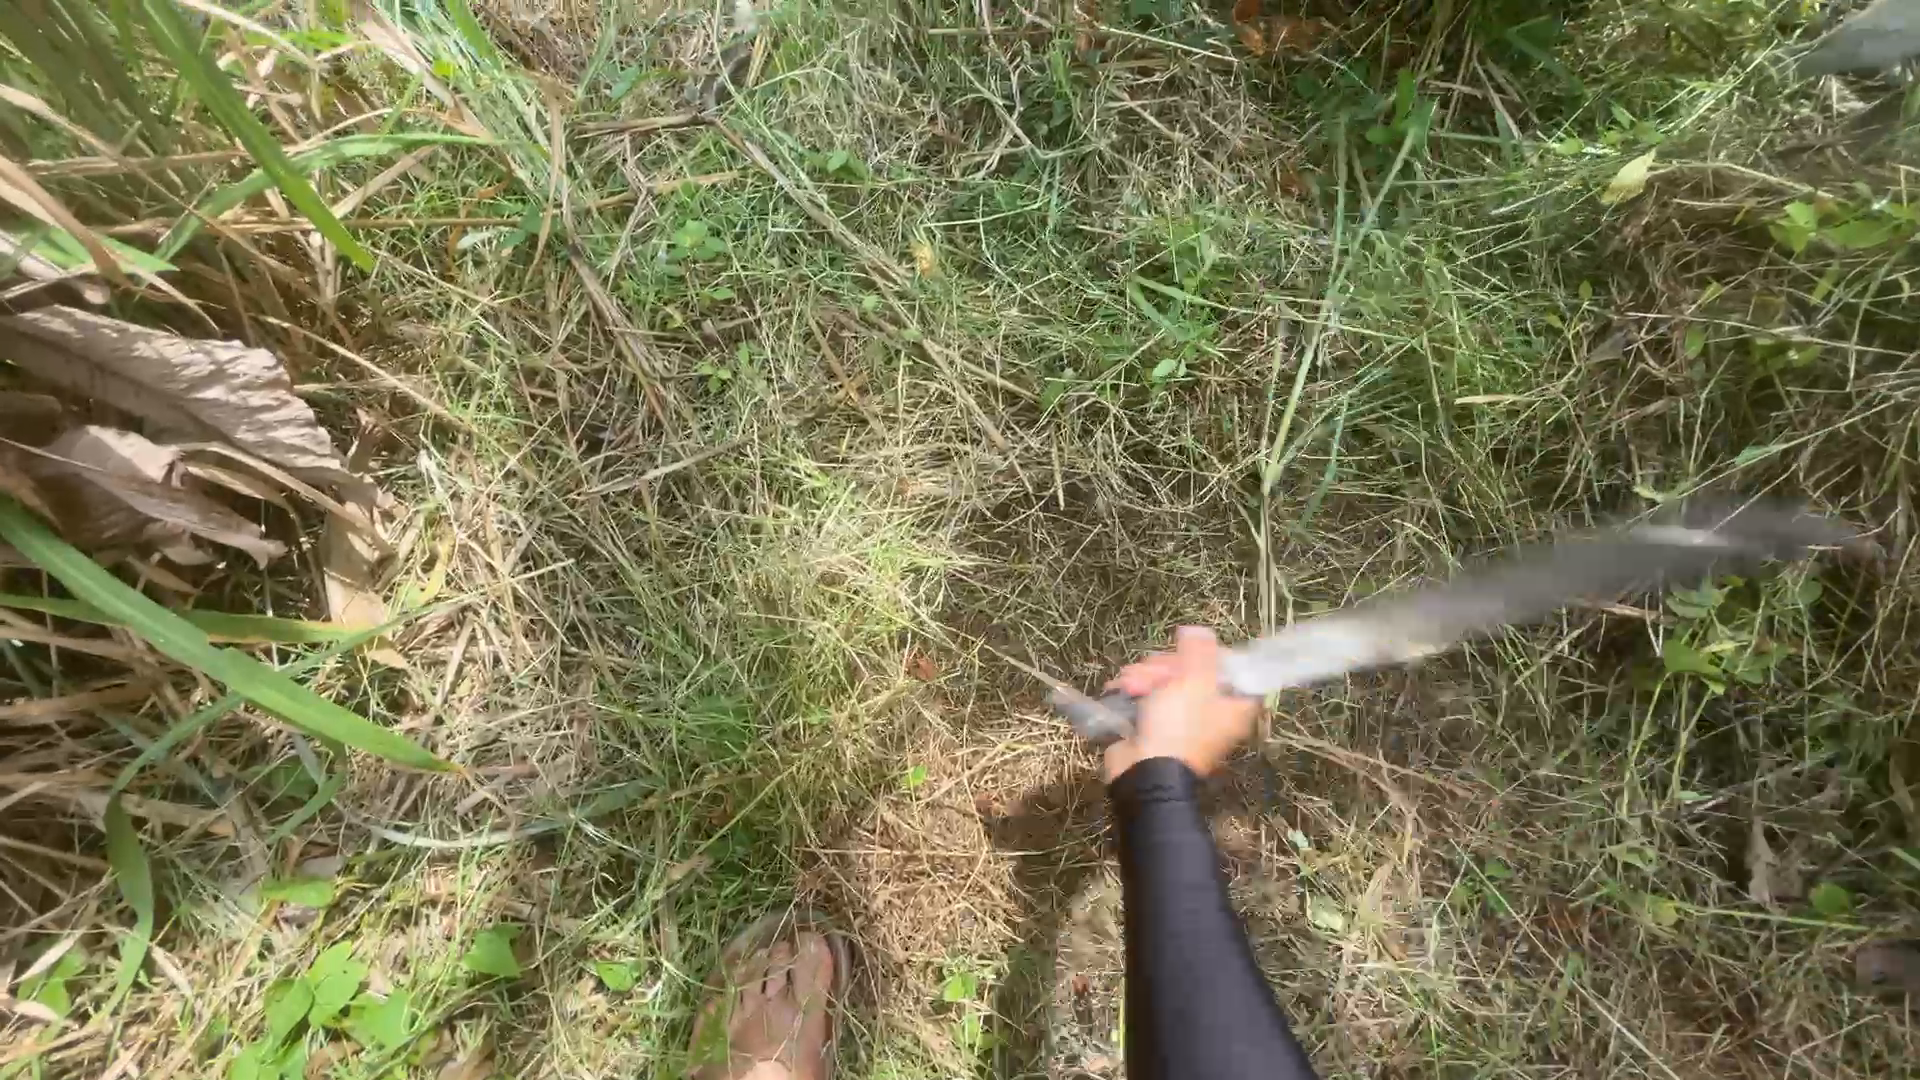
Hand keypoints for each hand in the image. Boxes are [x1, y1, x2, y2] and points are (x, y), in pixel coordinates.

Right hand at [1102, 626, 1261, 781]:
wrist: (1143, 769)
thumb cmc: (1178, 726)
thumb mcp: (1194, 682)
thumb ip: (1200, 651)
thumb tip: (1199, 630)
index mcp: (1233, 705)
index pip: (1232, 670)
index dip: (1212, 655)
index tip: (1191, 650)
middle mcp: (1211, 710)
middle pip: (1193, 670)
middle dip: (1166, 665)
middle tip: (1152, 671)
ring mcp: (1182, 717)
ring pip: (1166, 679)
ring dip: (1145, 675)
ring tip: (1131, 684)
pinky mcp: (1156, 721)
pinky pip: (1149, 693)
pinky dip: (1135, 687)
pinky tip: (1123, 688)